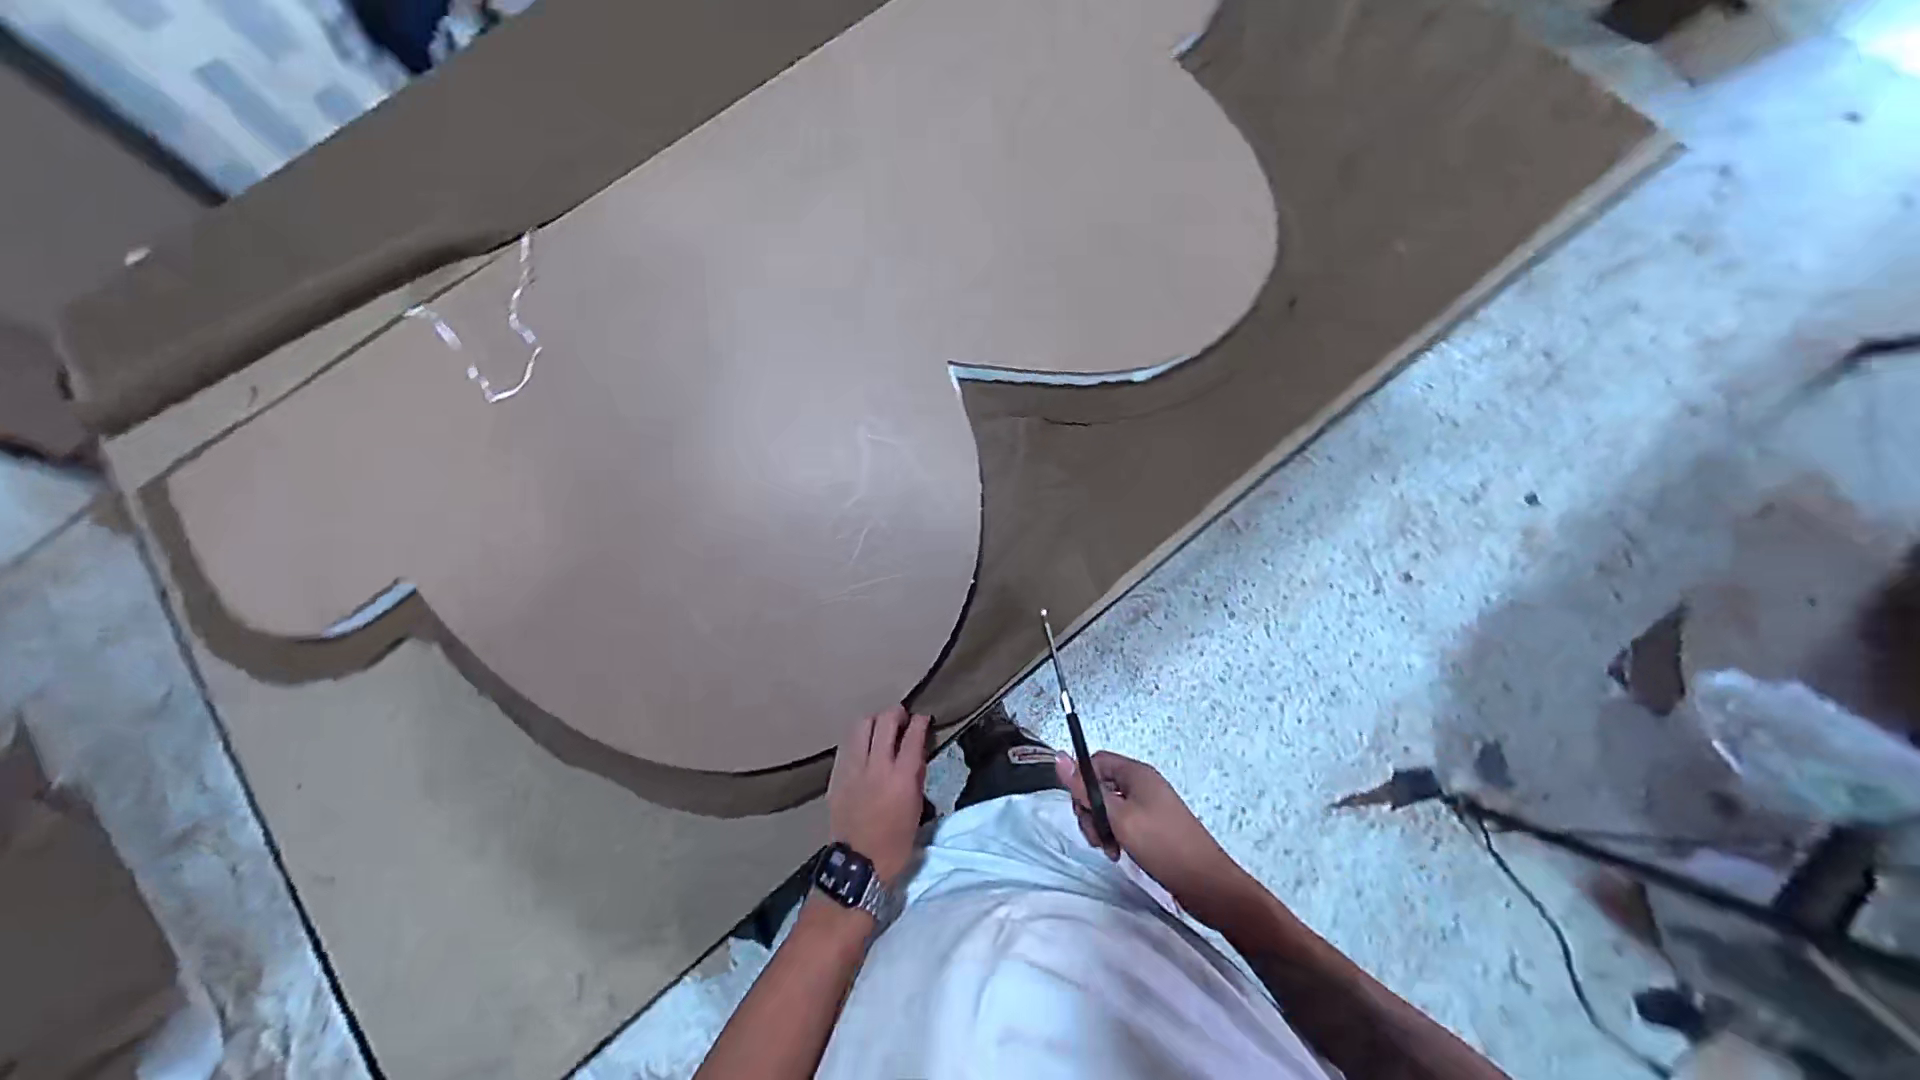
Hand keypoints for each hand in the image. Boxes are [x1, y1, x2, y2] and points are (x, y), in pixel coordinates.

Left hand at [826, 705, 929, 882]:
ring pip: (861, 726)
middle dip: (896, 713)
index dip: (919, 722)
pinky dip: (858, 739)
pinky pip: (847, 745)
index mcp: (901, 777)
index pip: (912, 736)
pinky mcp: (837, 776)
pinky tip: (863, 745)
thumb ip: (916, 777)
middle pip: (885, 722)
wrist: (858, 864)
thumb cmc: (896, 842)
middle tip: (901, 717)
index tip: (922, 718)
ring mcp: (853, 769)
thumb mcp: (916, 809)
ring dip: (874, 721)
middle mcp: (877, 766)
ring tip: (880, 727)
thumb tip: (916, 753)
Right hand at [1055, 750, 1265, 930]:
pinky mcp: (1154, 826)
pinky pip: (1124, 822)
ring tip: (1109, 850)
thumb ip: (1085, 789)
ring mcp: (1150, 805)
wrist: (1208, 884)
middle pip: (1100, 785)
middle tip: (1096, 836)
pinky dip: (1116, 835)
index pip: (1095, 761)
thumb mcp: (1117, 816)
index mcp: (1136, 773)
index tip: (1080, 809)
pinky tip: (1119, 853)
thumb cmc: (1162, 845)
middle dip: (1090, 810)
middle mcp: (1143, 784)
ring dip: (1102, 826)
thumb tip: (1058, 756)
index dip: (1082, 781)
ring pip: (1110, 807)